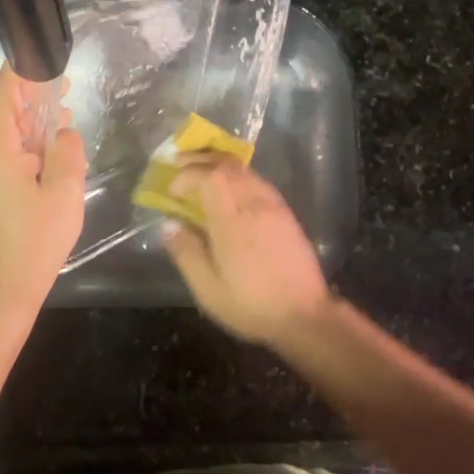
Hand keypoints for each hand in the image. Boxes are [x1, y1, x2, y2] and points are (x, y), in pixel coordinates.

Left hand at [0, 66, 86, 313]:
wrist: (6, 287)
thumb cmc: (37, 240)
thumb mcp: (65, 191)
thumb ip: (66, 149)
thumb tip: (62, 129)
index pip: (1, 92)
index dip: (22, 71)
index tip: (45, 57)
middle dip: (24, 89)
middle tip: (60, 85)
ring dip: (22, 112)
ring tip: (59, 110)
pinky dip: (17, 133)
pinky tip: (46, 141)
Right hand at [163, 155, 333, 348]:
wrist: (305, 314)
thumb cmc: (252, 305)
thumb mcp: (209, 289)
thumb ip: (187, 253)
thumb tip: (168, 224)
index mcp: (233, 221)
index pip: (210, 176)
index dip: (187, 175)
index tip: (172, 190)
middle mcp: (255, 204)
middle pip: (227, 165)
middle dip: (201, 159)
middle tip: (179, 162)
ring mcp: (274, 205)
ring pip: (244, 169)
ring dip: (219, 163)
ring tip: (200, 170)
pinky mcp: (285, 212)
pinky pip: (257, 180)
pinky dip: (237, 174)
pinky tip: (229, 187)